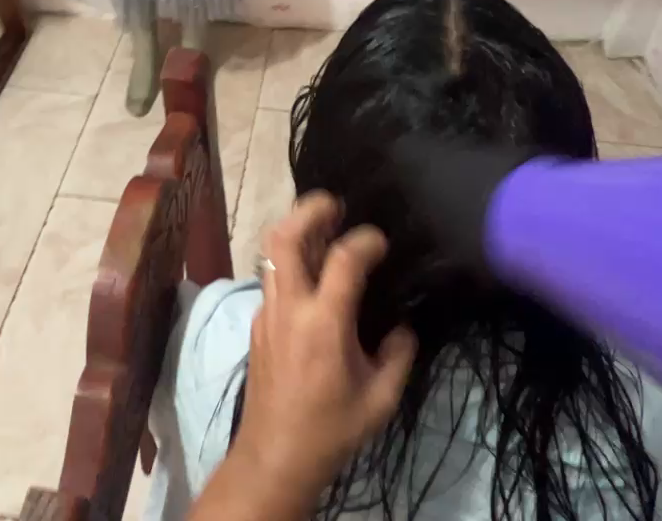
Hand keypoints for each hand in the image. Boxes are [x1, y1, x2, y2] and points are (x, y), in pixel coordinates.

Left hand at [232, 191, 418, 501]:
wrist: (274, 457)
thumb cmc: (331, 429)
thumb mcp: (381, 399)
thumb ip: (399, 355)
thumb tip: (403, 326)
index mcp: (323, 323)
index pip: (344, 260)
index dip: (367, 240)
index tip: (383, 242)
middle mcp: (290, 307)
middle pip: (285, 237)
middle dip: (309, 210)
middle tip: (336, 203)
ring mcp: (268, 312)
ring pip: (271, 251)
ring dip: (296, 228)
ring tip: (324, 224)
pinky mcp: (258, 322)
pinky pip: (272, 276)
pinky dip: (291, 259)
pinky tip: (312, 270)